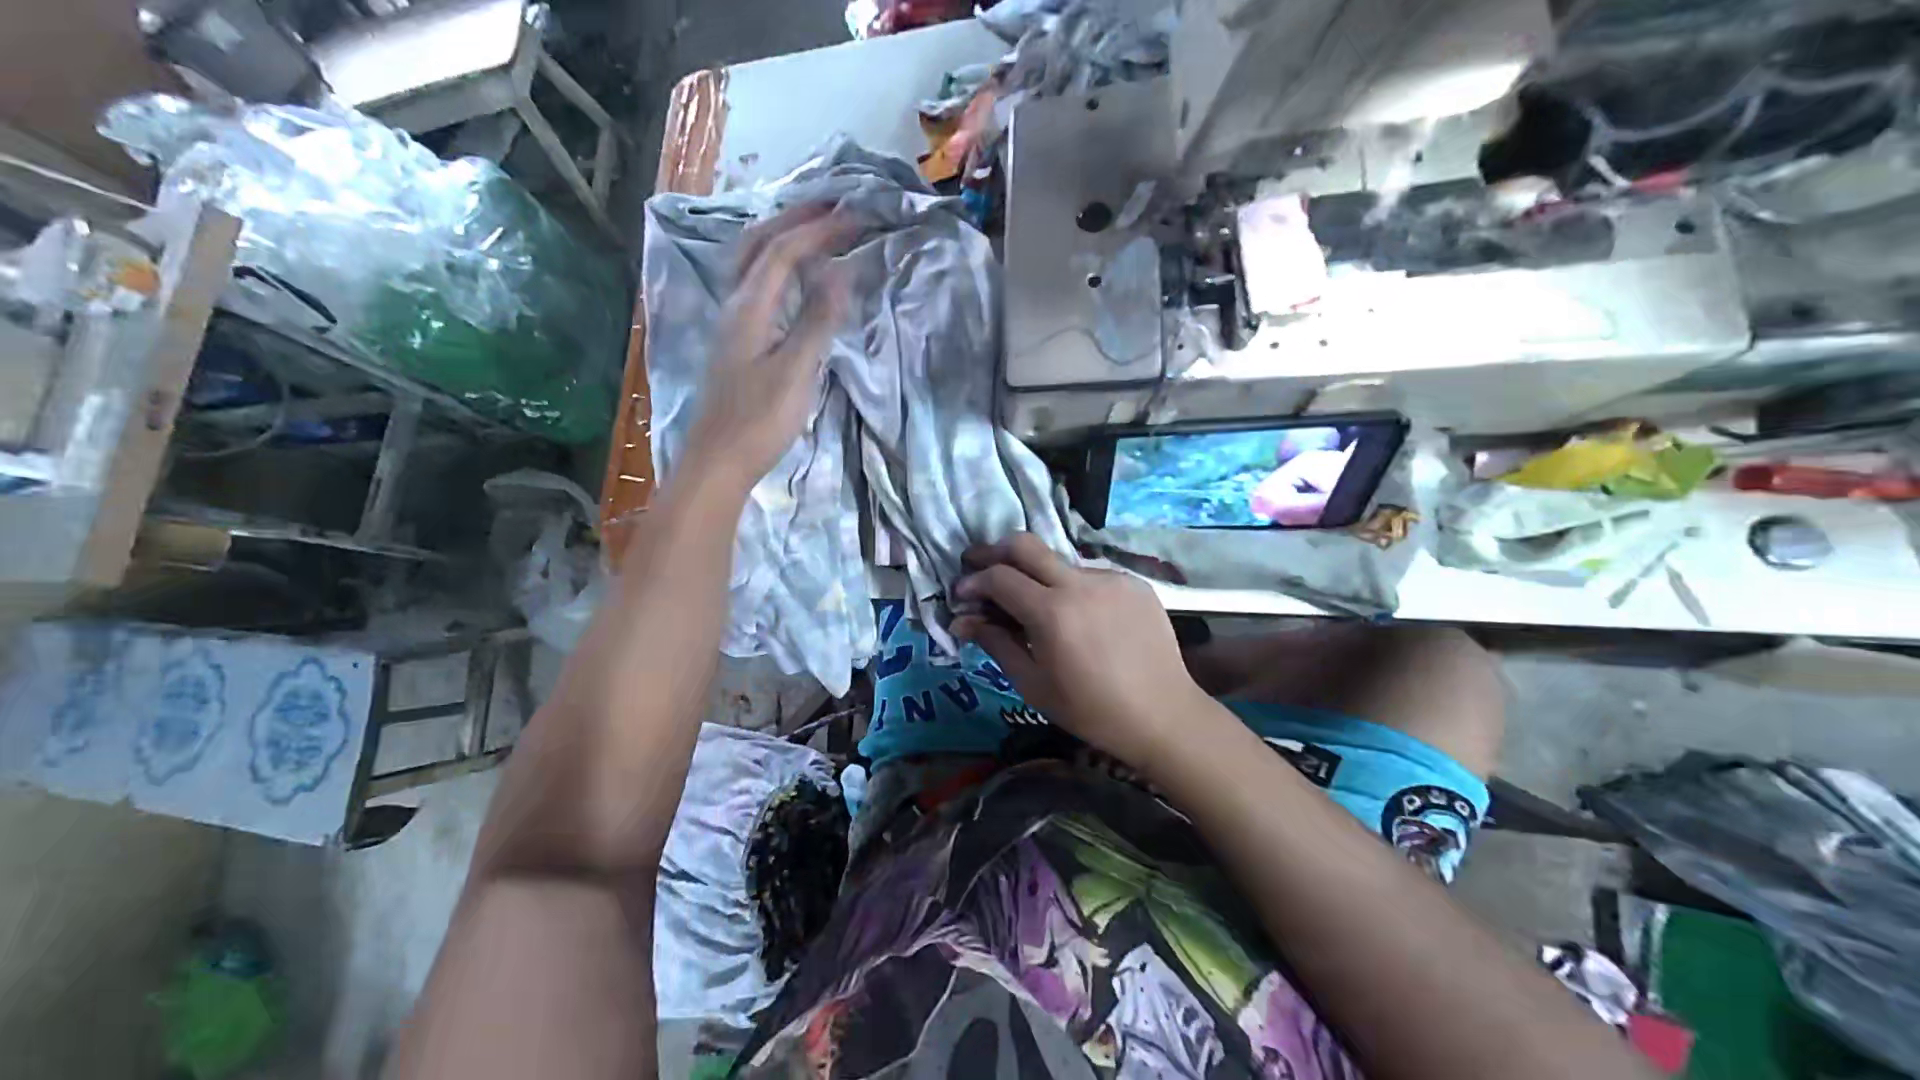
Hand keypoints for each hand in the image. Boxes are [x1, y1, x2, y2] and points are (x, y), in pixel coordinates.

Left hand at [685, 202, 855, 489]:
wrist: (718, 460)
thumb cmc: (759, 420)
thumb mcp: (796, 371)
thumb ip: (818, 319)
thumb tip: (842, 271)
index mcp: (748, 306)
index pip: (784, 251)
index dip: (820, 230)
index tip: (857, 216)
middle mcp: (734, 304)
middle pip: (758, 244)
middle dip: (795, 218)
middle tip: (831, 205)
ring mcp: (731, 322)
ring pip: (750, 261)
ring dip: (780, 236)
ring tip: (812, 228)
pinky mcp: (735, 341)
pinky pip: (754, 284)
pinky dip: (776, 264)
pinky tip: (791, 276)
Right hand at [950, 534, 1214, 768]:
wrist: (1162, 715)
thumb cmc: (1090, 710)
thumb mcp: (1033, 684)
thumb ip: (997, 643)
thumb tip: (962, 620)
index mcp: (1052, 612)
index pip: (999, 577)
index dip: (974, 582)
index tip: (962, 595)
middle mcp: (1080, 583)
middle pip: (1025, 544)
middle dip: (994, 551)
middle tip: (979, 565)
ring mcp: (1111, 578)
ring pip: (1060, 562)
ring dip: (1036, 576)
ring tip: (1033, 606)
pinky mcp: (1134, 583)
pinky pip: (1090, 576)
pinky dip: (1072, 589)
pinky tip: (1077, 618)